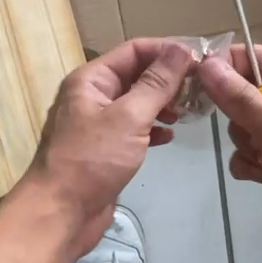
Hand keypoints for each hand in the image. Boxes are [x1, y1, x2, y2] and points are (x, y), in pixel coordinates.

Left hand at [25, 39, 194, 255]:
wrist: (60, 213)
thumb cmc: (91, 160)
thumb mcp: (129, 116)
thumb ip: (157, 83)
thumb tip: (180, 49)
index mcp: (91, 80)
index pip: (134, 51)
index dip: (167, 51)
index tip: (200, 60)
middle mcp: (91, 96)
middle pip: (135, 75)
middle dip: (167, 79)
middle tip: (201, 89)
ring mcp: (96, 124)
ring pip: (135, 103)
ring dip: (162, 104)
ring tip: (188, 113)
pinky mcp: (103, 150)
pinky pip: (132, 129)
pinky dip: (151, 129)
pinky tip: (169, 136)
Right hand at [199, 46, 261, 262]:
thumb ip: (241, 99)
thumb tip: (207, 64)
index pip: (257, 59)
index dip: (226, 63)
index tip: (196, 74)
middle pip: (242, 96)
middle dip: (238, 117)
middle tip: (253, 133)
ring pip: (241, 130)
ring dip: (246, 146)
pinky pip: (245, 157)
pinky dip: (248, 167)